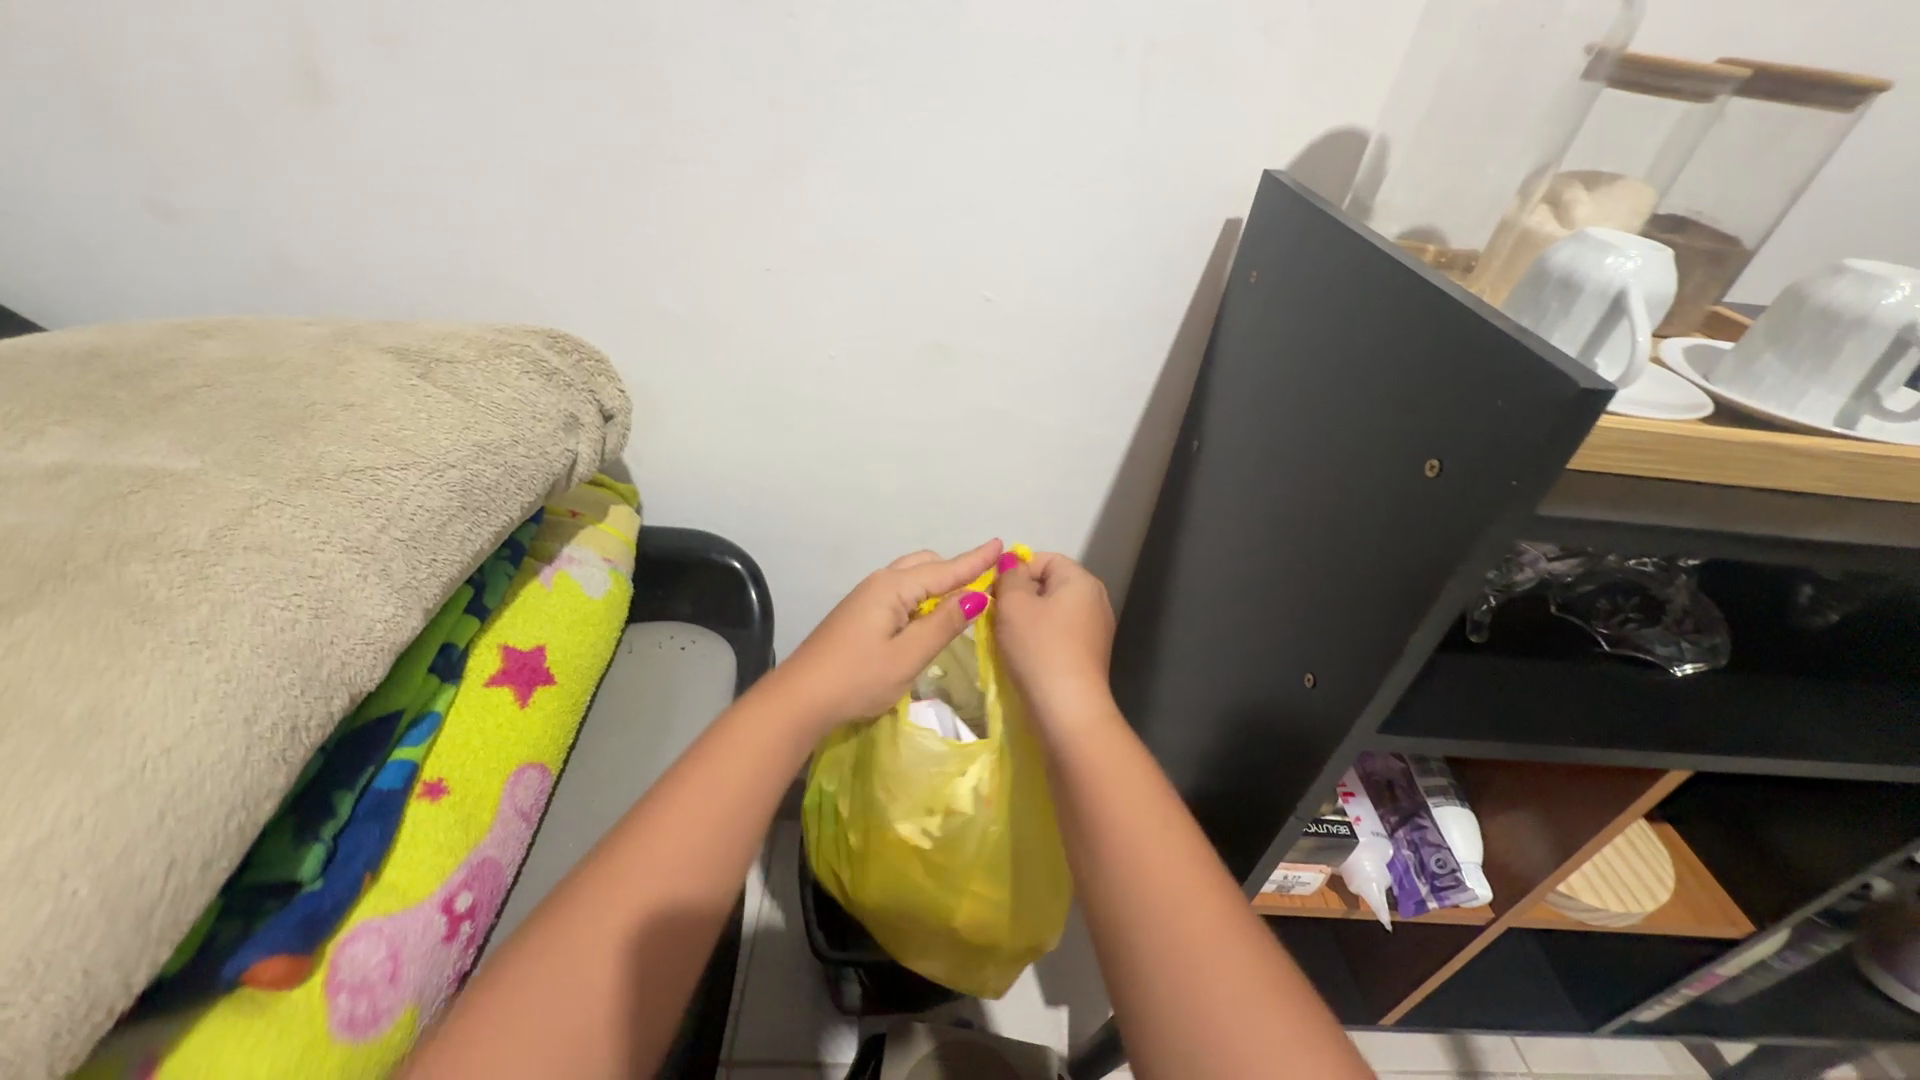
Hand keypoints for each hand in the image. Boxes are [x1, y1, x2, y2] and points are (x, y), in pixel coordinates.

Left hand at [768, 540, 1003, 735]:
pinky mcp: (859, 614)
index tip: (1001, 544)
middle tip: (986, 582)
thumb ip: (944, 624)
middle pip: (926, 565)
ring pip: (911, 578)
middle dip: (956, 569)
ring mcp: (866, 598)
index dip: (975, 560)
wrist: (801, 698)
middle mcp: (880, 583)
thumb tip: (977, 596)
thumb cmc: (858, 678)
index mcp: (893, 588)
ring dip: (938, 583)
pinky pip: (900, 593)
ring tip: (963, 598)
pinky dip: (922, 596)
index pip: (945, 569)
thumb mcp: (908, 656)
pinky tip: (929, 616)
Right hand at [992, 552, 1116, 720]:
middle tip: (995, 613)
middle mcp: (1096, 599)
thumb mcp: (1014, 605)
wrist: (1067, 708)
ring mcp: (1097, 628)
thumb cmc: (1038, 648)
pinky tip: (1025, 654)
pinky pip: (1060, 632)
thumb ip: (1009, 576)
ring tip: (1006, 635)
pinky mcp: (1090, 653)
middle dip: (1020, 595)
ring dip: (1027, 618)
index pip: (1044, 559)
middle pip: (1050, 584)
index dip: (1015, 570)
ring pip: (1053, 610)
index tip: (993, 591)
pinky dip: (1041, 637)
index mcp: (1082, 581)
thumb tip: (1011, 561)